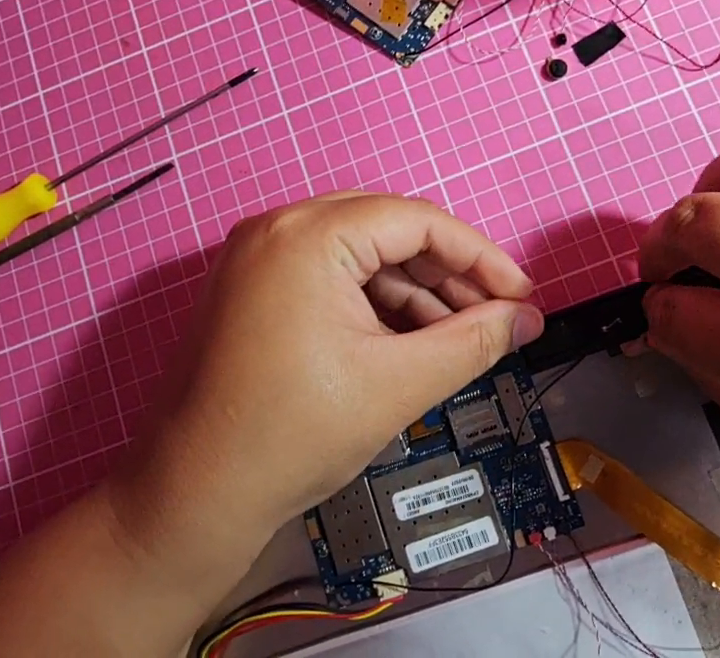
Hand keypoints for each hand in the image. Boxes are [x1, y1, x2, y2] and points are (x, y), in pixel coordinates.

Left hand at [0, 193, 541, 657]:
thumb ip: (473, 342)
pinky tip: (415, 341)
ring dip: (416, 293)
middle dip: (449, 276)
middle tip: (497, 317)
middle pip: (389, 232)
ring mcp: (260, 257)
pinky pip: (333, 278)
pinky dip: (377, 305)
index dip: (479, 256)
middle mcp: (277, 229)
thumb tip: (525, 319)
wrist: (194, 499)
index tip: (521, 294)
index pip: (416, 221)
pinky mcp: (256, 288)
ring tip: (462, 338)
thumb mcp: (397, 385)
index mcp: (306, 236)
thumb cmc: (288, 437)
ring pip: (362, 256)